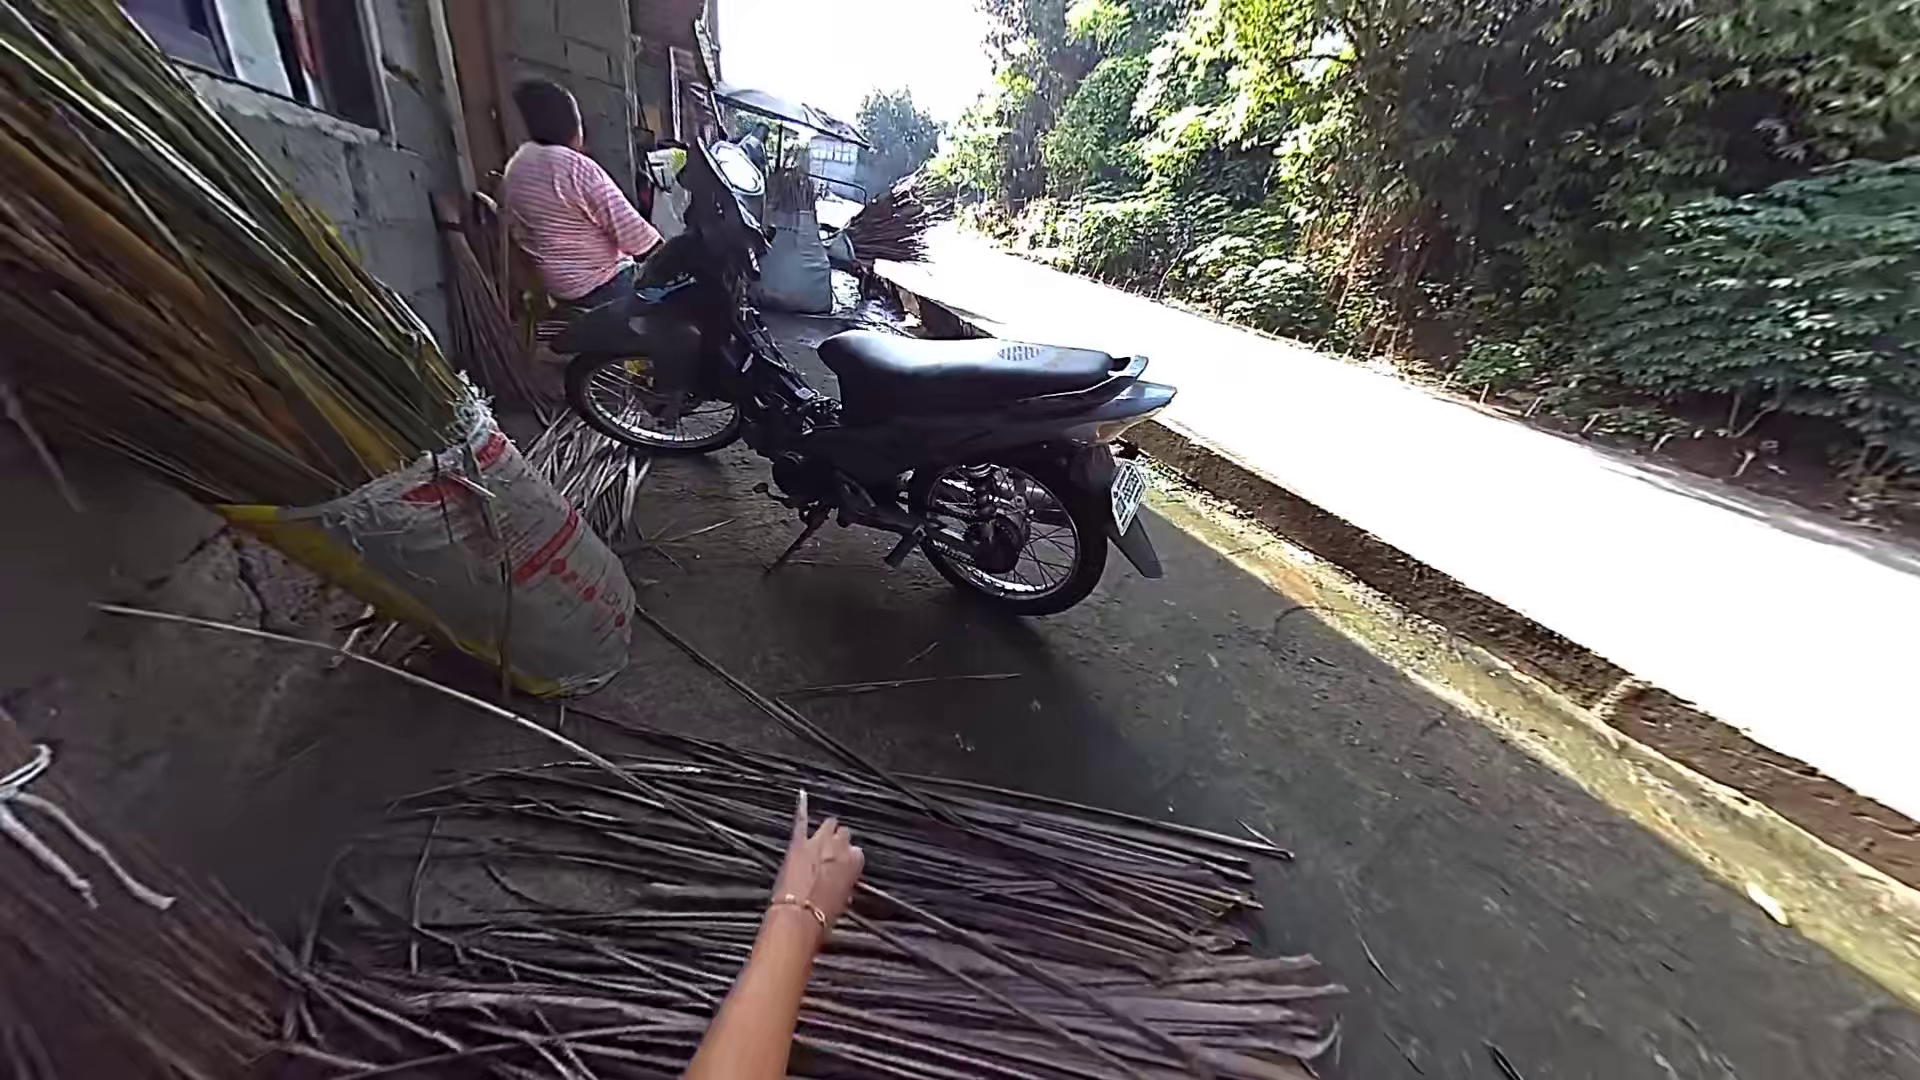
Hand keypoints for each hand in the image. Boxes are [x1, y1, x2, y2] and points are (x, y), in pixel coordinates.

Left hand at [771, 790, 862, 933]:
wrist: (799, 919)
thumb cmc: (823, 918)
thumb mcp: (843, 901)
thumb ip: (845, 884)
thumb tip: (841, 885)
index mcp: (855, 860)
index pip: (857, 851)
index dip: (848, 859)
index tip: (844, 866)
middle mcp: (839, 846)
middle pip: (843, 834)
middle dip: (839, 841)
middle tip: (832, 853)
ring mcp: (818, 841)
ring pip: (828, 825)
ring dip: (826, 830)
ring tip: (824, 833)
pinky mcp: (798, 843)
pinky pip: (802, 820)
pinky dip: (801, 807)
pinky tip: (801, 794)